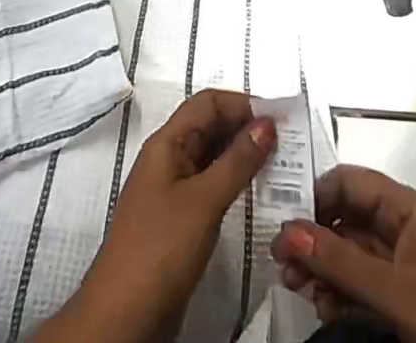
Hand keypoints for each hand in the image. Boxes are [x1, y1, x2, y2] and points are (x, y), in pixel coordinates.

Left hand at [35, 90, 274, 342]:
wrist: (125, 312)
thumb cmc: (161, 246)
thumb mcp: (203, 200)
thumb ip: (236, 161)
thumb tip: (267, 123)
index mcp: (166, 143)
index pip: (206, 104)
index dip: (241, 103)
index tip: (280, 117)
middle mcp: (170, 157)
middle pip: (210, 126)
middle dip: (246, 126)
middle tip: (290, 141)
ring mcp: (174, 187)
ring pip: (213, 155)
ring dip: (244, 154)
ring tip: (284, 163)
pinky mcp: (182, 216)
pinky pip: (212, 183)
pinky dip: (236, 180)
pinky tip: (261, 190)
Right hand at [270, 165, 415, 342]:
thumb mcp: (398, 293)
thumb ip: (341, 262)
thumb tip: (288, 232)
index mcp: (412, 210)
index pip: (351, 182)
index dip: (315, 195)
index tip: (282, 219)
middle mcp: (406, 227)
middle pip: (346, 217)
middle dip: (312, 238)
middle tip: (282, 261)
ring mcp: (406, 263)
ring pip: (349, 252)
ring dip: (320, 267)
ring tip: (296, 286)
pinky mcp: (406, 296)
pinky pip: (360, 281)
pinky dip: (338, 290)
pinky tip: (322, 304)